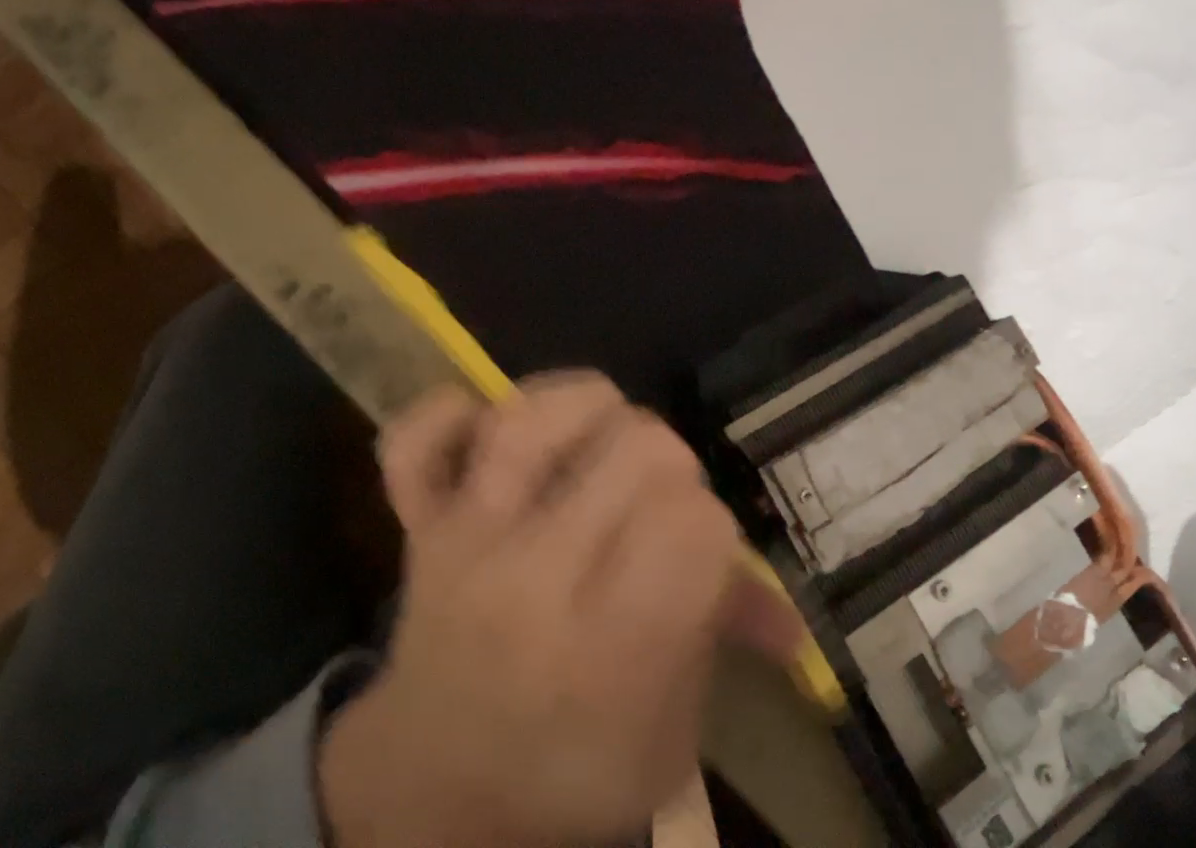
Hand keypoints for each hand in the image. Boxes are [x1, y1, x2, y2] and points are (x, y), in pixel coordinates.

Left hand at [319, 374, 802, 847]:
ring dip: (583, 408)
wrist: (432, 787)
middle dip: (670, 462)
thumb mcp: (666, 741)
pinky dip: (445, 413)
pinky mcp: (418, 526)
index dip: (716, 524)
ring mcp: (466, 543)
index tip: (704, 550)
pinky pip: (413, 444)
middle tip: (659, 500)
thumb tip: (782, 617)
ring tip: (602, 433)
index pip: (692, 526)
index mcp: (610, 648)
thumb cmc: (566, 770)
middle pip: (633, 453)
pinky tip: (484, 426)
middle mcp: (535, 579)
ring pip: (526, 424)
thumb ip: (715, 647)